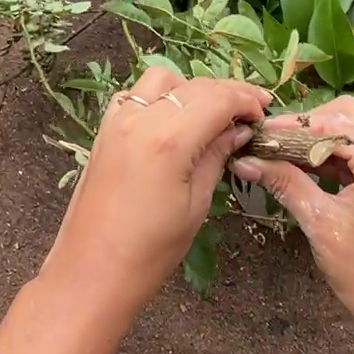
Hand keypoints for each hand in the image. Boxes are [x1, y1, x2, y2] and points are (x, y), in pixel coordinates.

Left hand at [43, 68, 269, 298]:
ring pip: (160, 80)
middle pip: (193, 85)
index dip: (245, 101)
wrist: (90, 273)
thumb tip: (239, 129)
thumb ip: (216, 157)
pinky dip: (158, 97)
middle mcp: (139, 119)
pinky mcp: (103, 132)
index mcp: (168, 139)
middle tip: (249, 112)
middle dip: (225, 93)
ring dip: (190, 89)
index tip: (263, 113)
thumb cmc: (150, 251)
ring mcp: (116, 122)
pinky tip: (172, 121)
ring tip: (210, 114)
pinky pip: (134, 96)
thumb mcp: (195, 205)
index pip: (217, 98)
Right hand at [229, 96, 353, 336]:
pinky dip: (333, 154)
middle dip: (306, 125)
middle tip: (270, 141)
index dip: (292, 127)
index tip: (257, 134)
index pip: (333, 124)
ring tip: (280, 151)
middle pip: (347, 116)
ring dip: (318, 138)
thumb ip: (285, 182)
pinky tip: (303, 164)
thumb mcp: (321, 223)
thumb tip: (244, 159)